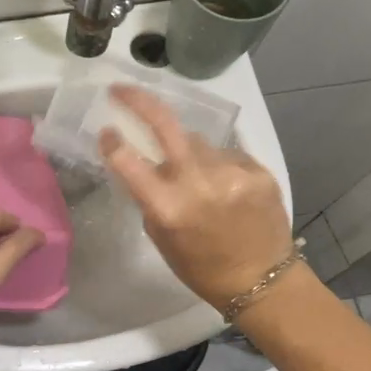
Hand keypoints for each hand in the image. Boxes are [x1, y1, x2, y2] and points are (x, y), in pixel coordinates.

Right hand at [98, 85, 292, 309]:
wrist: (264, 281)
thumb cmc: (201, 268)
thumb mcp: (161, 236)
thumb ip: (150, 196)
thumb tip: (145, 162)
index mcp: (168, 207)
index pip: (128, 161)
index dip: (112, 142)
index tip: (106, 131)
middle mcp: (199, 183)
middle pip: (165, 124)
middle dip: (139, 101)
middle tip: (121, 89)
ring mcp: (232, 173)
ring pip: (197, 142)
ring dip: (187, 150)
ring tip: (194, 174)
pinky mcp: (258, 170)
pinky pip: (226, 154)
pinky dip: (217, 164)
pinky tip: (223, 185)